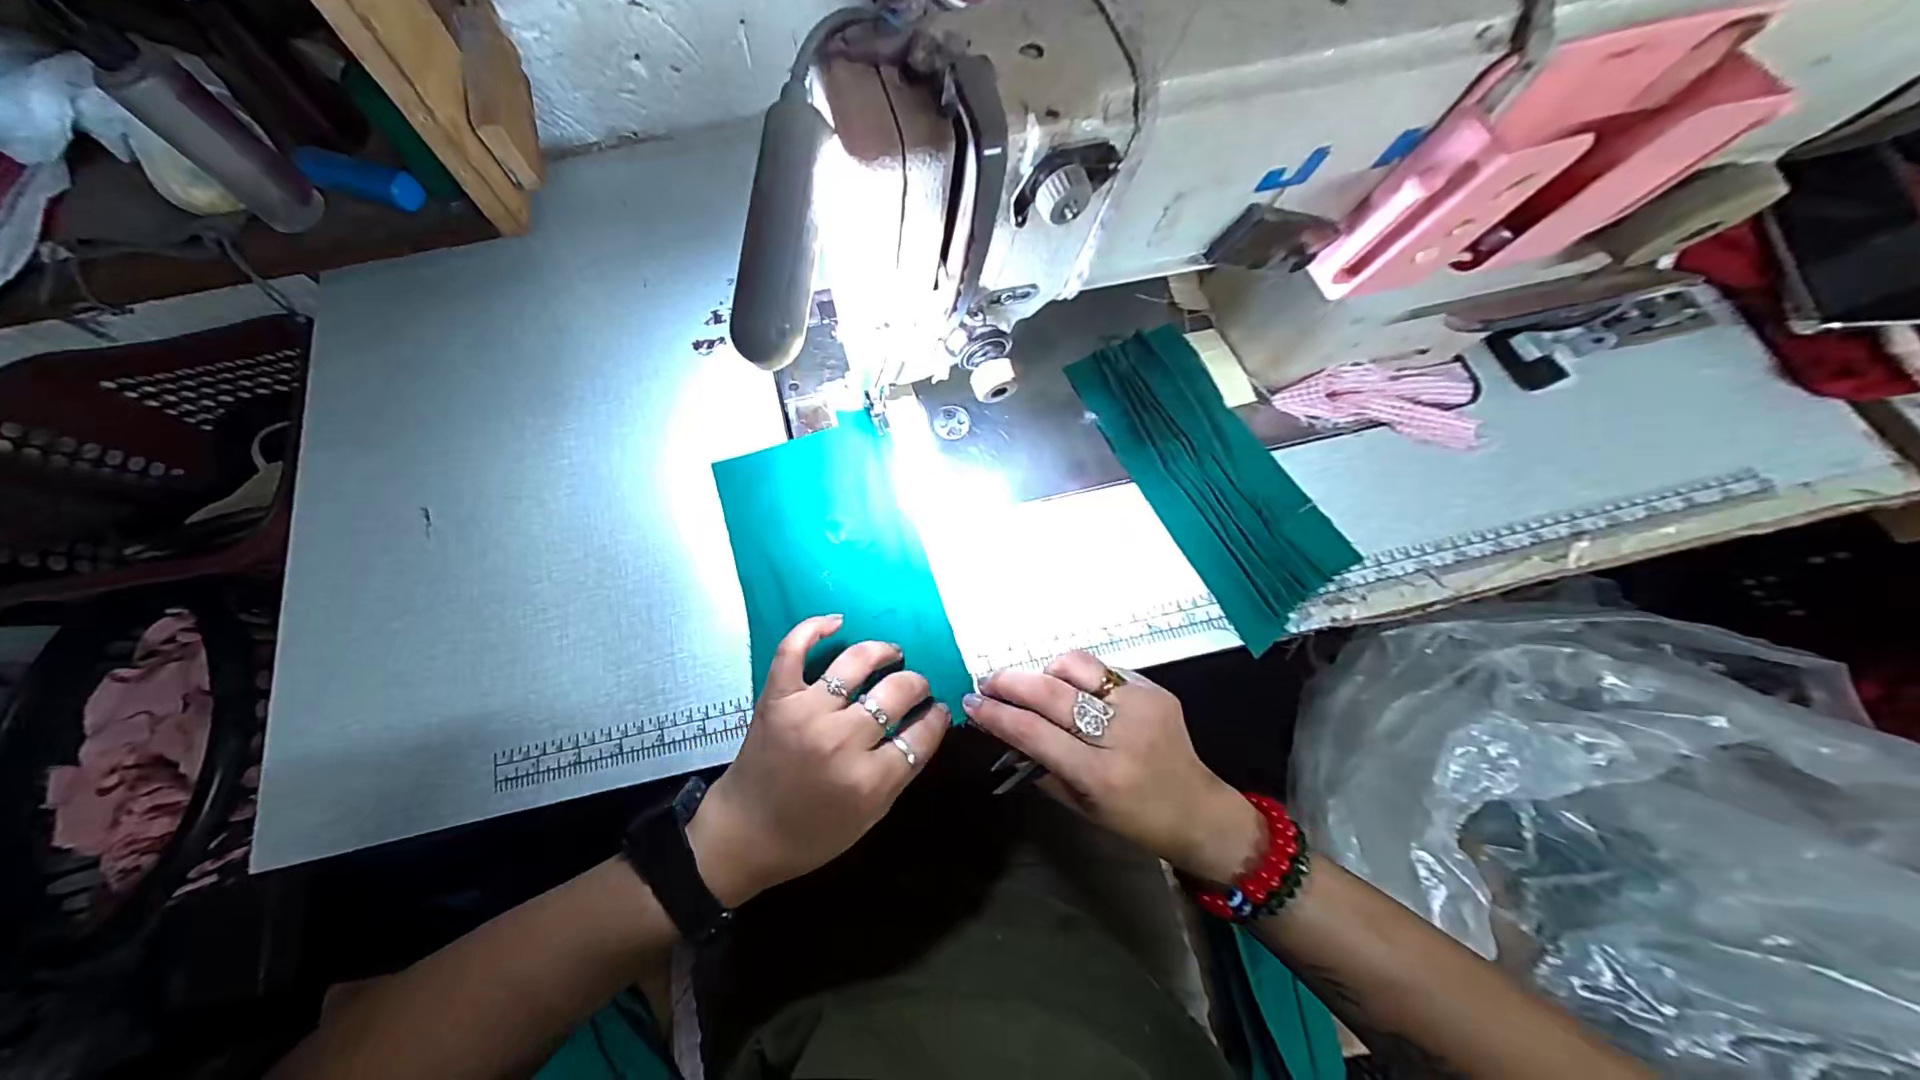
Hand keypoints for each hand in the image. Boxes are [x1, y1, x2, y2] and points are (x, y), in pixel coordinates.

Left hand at [686, 615, 949, 906]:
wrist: (744, 834)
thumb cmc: (812, 833)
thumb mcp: (871, 815)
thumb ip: (902, 770)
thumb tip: (929, 722)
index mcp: (868, 780)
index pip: (921, 732)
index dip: (937, 716)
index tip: (938, 708)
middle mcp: (840, 741)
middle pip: (897, 692)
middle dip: (918, 684)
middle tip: (916, 686)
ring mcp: (806, 713)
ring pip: (857, 662)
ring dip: (883, 651)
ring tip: (892, 653)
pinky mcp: (776, 698)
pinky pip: (794, 650)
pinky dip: (814, 628)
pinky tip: (837, 622)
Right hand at [963, 653, 1263, 884]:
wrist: (1198, 810)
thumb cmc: (1133, 819)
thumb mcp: (1080, 804)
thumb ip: (1039, 764)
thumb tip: (1002, 728)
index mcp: (1100, 773)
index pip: (1034, 732)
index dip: (996, 714)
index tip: (972, 703)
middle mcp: (1121, 732)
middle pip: (1051, 691)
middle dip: (1011, 682)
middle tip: (989, 683)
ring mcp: (1141, 704)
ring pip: (1077, 665)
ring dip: (1047, 672)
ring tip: (1036, 686)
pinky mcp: (1155, 689)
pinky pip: (1103, 670)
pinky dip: (1079, 677)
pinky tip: (1074, 692)